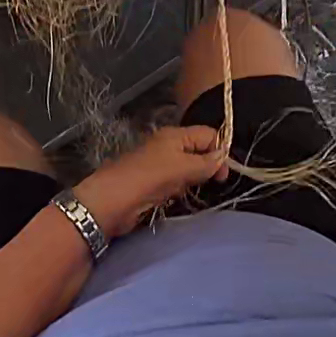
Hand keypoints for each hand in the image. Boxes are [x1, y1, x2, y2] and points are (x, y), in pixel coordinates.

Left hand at [73, 125, 228, 237]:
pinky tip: (174, 197)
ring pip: (188, 169)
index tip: (223, 174)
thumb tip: (222, 156)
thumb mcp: (182, 167)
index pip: (208, 135)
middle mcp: (168, 146)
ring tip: (185, 190)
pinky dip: (178, 190)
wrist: (111, 202)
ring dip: (192, 180)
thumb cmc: (148, 179)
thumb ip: (206, 162)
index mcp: (175, 135)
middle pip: (199, 151)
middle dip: (206, 167)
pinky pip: (176, 183)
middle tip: (209, 184)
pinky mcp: (153, 183)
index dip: (220, 151)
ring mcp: (160, 165)